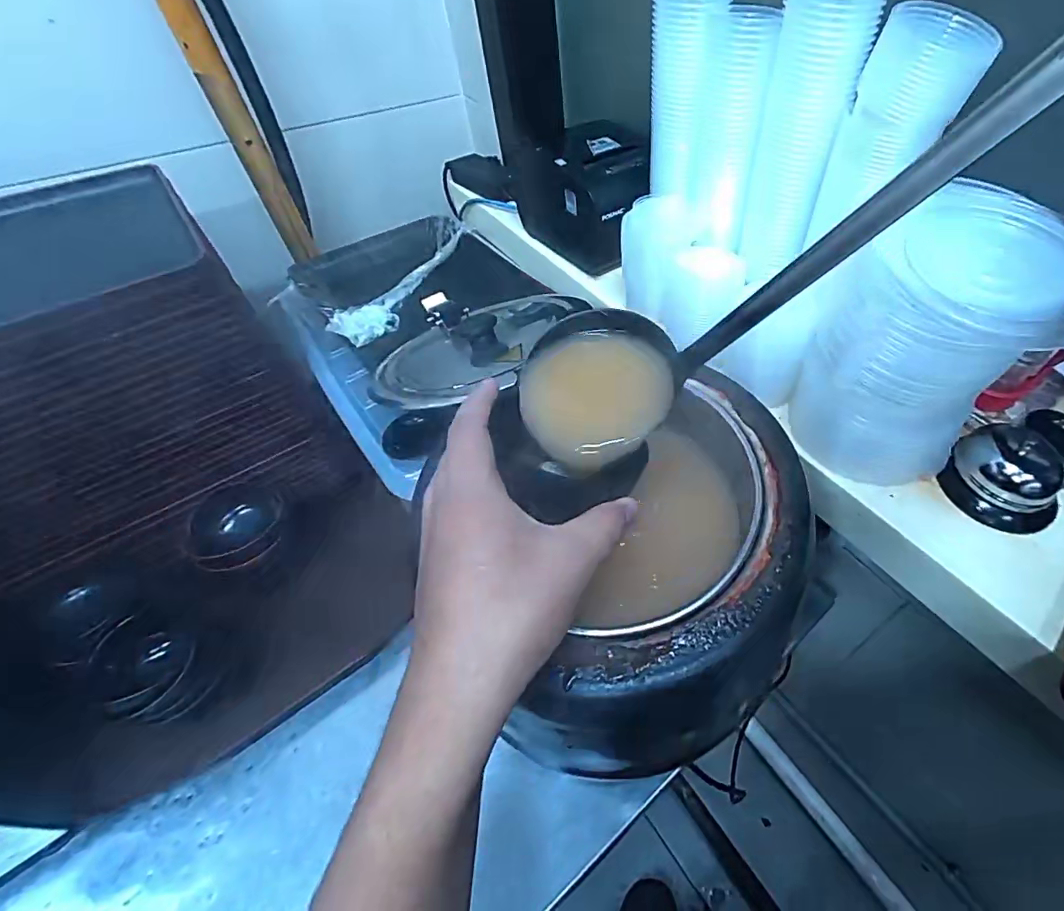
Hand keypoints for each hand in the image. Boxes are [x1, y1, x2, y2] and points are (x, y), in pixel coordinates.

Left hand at [410, 378, 634, 728]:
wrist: (460, 681)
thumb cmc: (513, 604)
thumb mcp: (570, 560)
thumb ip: (603, 525)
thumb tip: (633, 505)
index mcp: (468, 492)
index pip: (467, 430)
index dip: (479, 402)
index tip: (494, 383)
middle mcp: (440, 509)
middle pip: (449, 455)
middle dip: (471, 432)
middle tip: (503, 421)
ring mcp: (429, 542)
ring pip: (443, 488)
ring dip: (464, 467)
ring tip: (498, 463)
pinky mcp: (431, 571)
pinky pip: (445, 515)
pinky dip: (464, 499)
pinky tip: (489, 521)